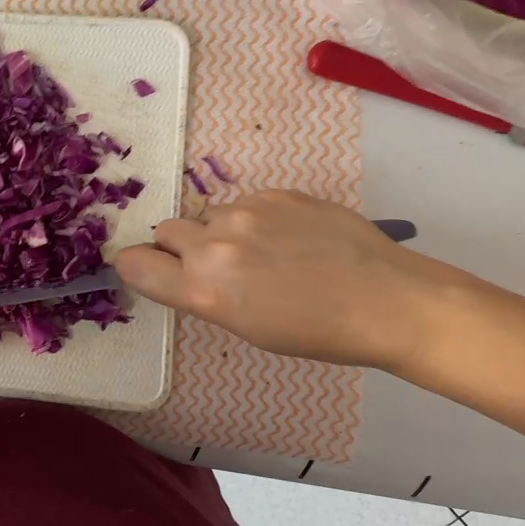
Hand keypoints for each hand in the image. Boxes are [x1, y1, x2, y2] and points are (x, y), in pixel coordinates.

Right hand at [114, 191, 470, 371]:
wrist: (391, 301)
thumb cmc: (317, 332)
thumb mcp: (245, 326)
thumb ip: (199, 292)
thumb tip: (174, 269)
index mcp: (202, 289)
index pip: (133, 263)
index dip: (138, 266)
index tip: (156, 271)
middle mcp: (213, 246)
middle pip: (166, 231)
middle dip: (183, 246)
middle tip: (220, 266)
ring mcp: (245, 213)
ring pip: (208, 216)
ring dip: (222, 231)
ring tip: (267, 252)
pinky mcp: (275, 193)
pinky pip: (245, 203)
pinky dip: (257, 219)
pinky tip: (291, 238)